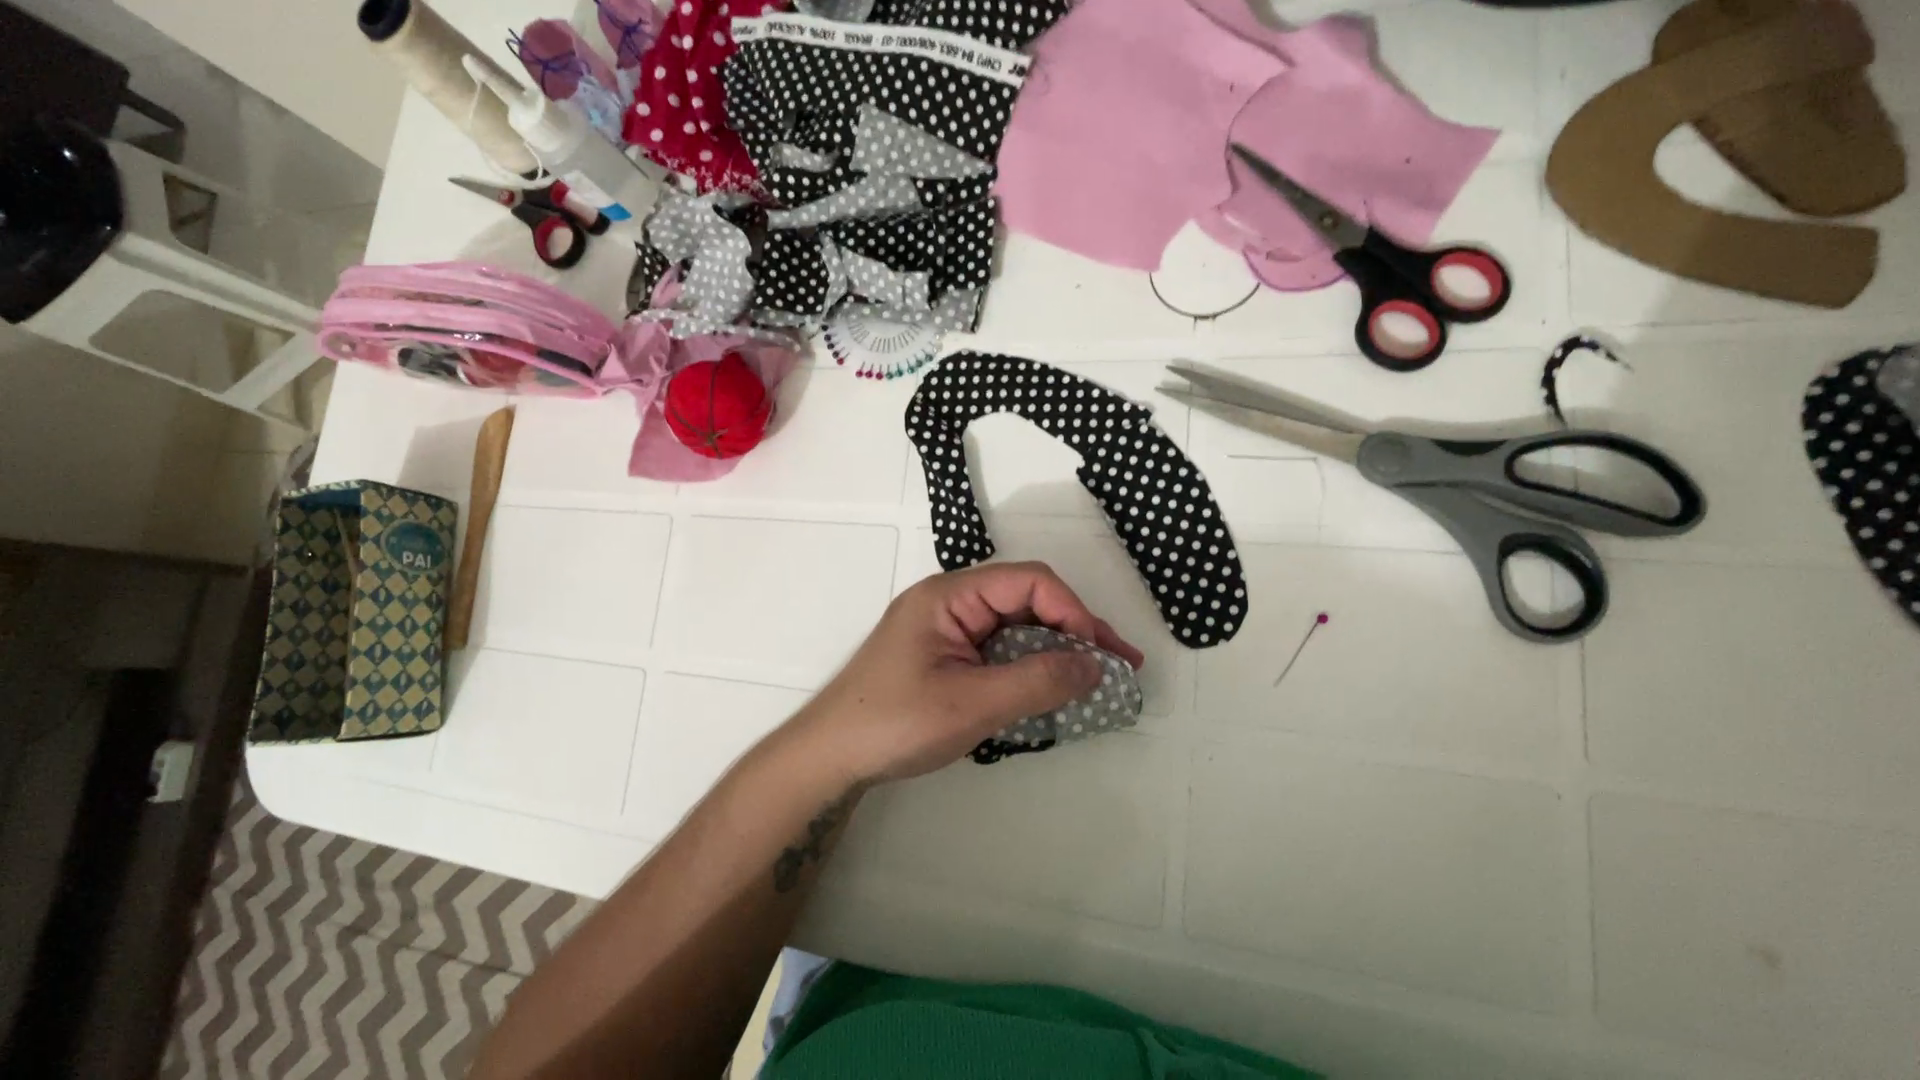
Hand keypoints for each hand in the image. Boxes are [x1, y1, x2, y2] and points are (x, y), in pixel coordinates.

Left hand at [787, 562, 1144, 785]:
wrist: (828, 757)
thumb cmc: (894, 723)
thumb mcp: (972, 703)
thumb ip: (1037, 681)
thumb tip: (1095, 665)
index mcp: (949, 596)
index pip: (1028, 582)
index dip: (1073, 612)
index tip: (1102, 653)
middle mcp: (949, 603)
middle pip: (1026, 602)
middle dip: (1074, 631)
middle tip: (1117, 666)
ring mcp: (946, 632)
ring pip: (1015, 629)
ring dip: (1055, 652)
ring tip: (1096, 681)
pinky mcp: (944, 659)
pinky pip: (998, 652)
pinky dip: (1029, 669)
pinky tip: (1053, 692)